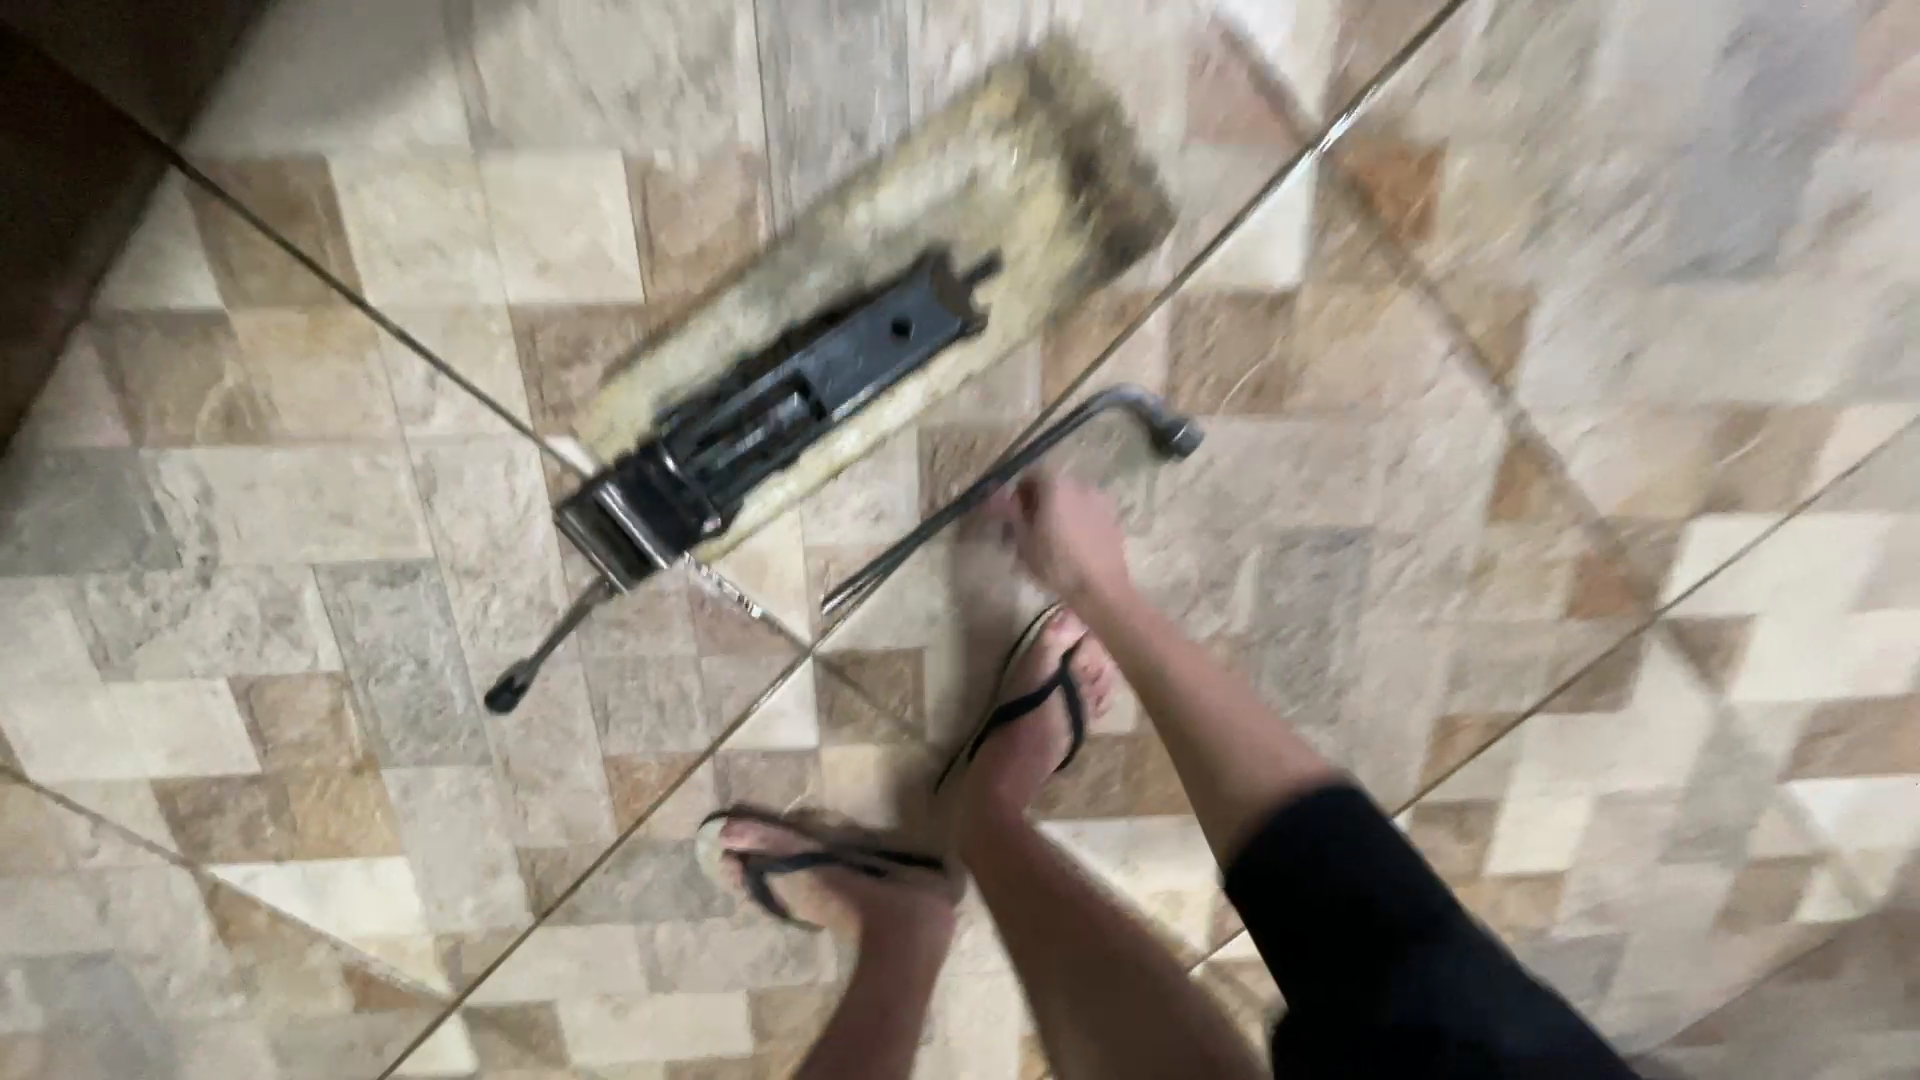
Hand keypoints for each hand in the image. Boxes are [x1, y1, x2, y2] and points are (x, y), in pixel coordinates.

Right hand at [983, 468, 1131, 602]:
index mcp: (1057, 485)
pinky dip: (1077, 520)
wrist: (1101, 588)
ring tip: (1051, 539)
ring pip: (1071, 498)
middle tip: (1029, 529)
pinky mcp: (1113, 517)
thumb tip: (997, 495)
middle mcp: (1081, 484)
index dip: (1019, 491)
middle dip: (1039, 502)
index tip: (1014, 514)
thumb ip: (1010, 512)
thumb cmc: (1056, 564)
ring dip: (1059, 511)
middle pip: (1053, 484)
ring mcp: (1101, 500)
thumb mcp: (1024, 540)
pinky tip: (1073, 544)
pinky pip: (1087, 511)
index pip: (1031, 473)